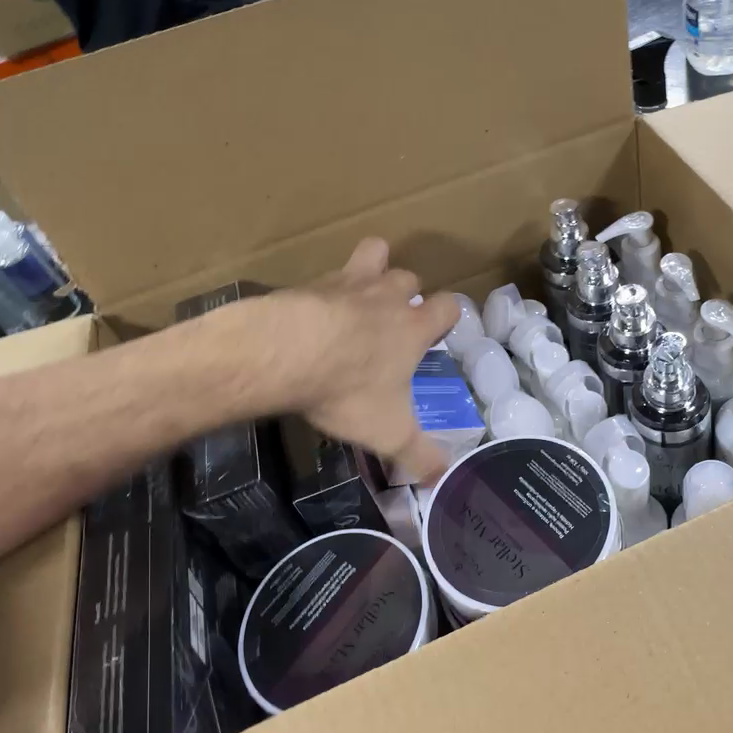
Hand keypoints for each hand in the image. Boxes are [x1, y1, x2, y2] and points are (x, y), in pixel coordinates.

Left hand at [242, 239, 460, 482]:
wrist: (285, 353)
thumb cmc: (348, 390)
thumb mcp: (388, 433)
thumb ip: (419, 456)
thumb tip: (443, 479)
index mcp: (412, 327)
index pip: (447, 305)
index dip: (447, 315)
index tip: (438, 330)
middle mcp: (385, 297)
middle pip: (408, 276)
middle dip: (406, 292)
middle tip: (393, 320)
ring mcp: (346, 283)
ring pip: (372, 253)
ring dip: (372, 266)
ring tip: (360, 292)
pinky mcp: (308, 282)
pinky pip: (324, 274)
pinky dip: (323, 288)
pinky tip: (311, 310)